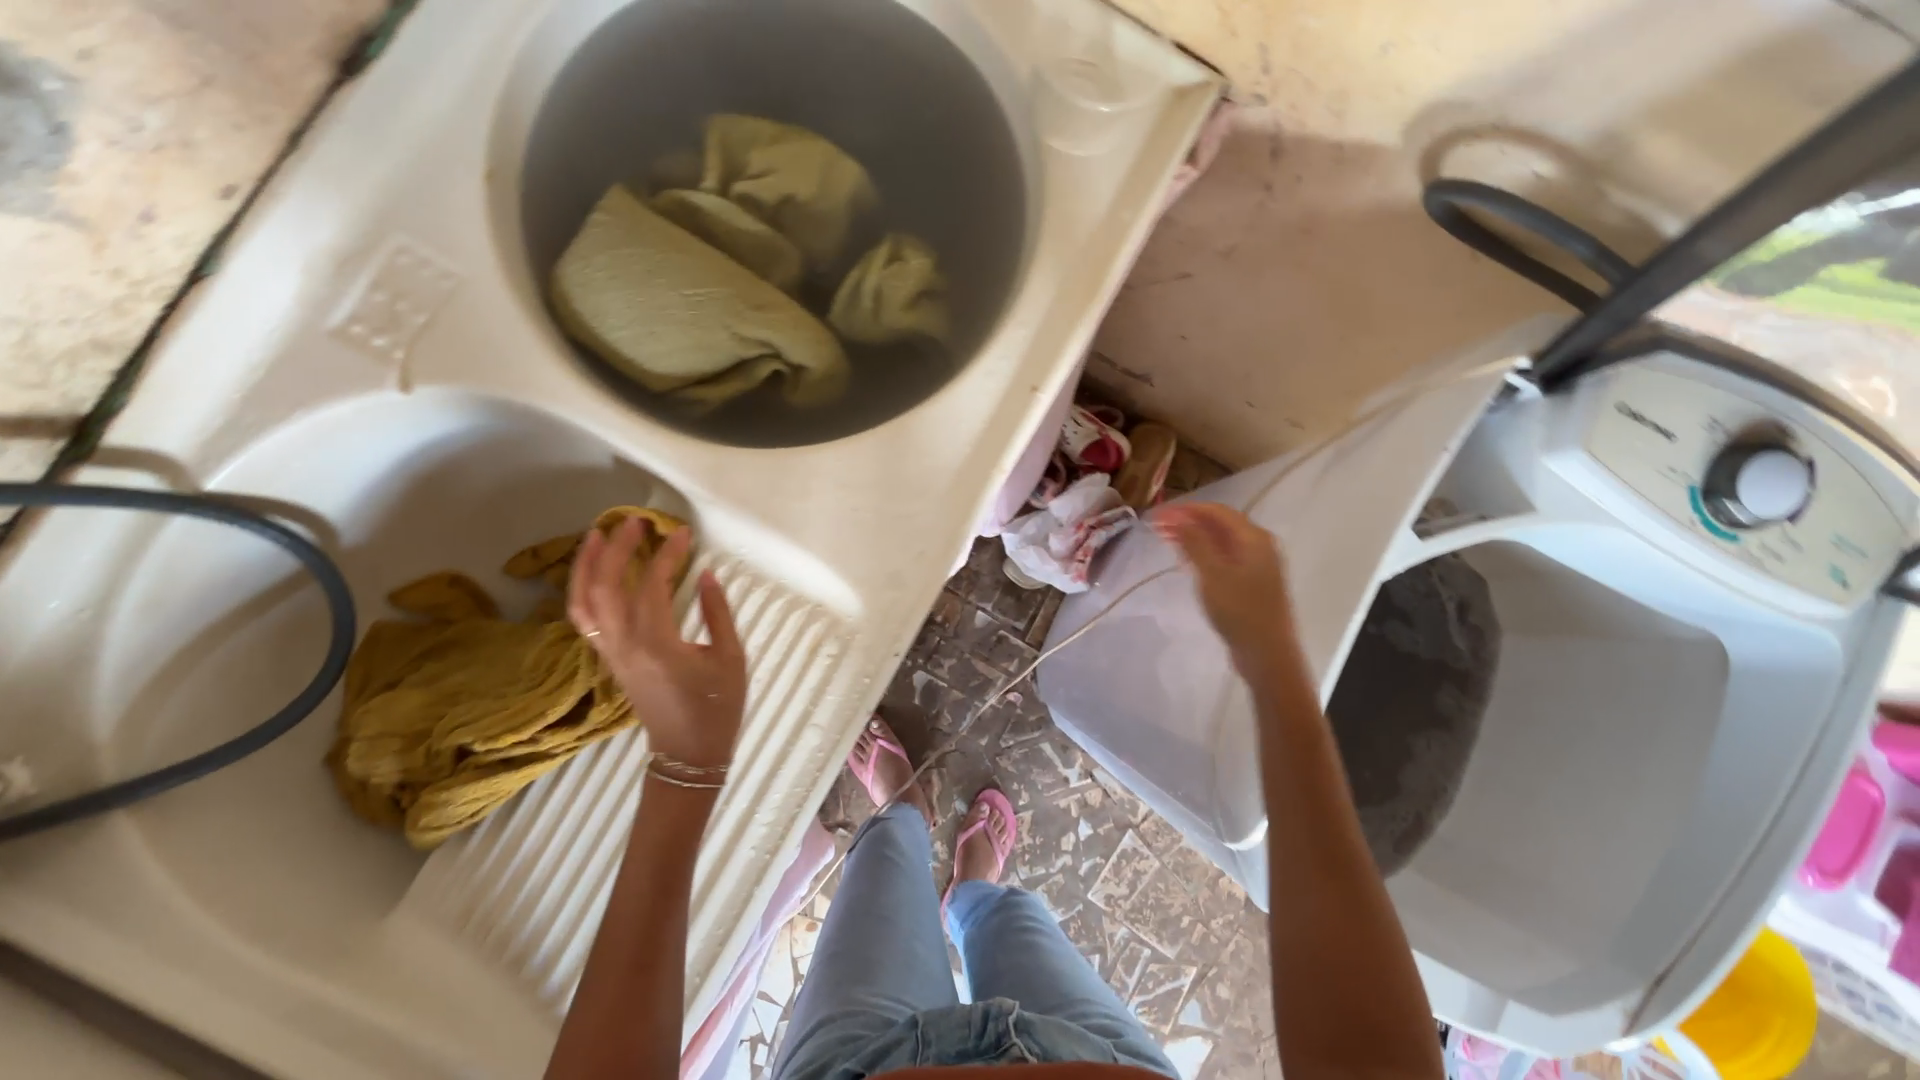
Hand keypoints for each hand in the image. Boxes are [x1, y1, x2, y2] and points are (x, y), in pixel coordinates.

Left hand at [568, 519, 746, 769]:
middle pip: (605, 586)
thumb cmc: (716, 708)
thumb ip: (717, 613)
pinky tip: (595, 572)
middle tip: (635, 522)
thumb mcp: (730, 659)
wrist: (688, 754)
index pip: (652, 586)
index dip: (667, 555)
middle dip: (617, 549)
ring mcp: (612, 654)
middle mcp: (625, 645)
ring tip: (597, 536)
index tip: (682, 533)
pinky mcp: (610, 660)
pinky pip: (585, 620)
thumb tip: (706, 574)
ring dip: (587, 566)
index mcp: (657, 644)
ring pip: (584, 603)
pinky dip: (583, 590)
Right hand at [1152, 503, 1293, 669]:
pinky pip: (1225, 558)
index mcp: (1253, 538)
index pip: (1216, 511)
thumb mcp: (1212, 574)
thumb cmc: (1239, 611)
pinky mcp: (1252, 582)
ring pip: (1222, 542)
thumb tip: (1178, 517)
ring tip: (1166, 541)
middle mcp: (1259, 545)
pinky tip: (1187, 562)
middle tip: (1156, 528)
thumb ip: (1195, 542)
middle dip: (1188, 522)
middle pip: (1220, 524)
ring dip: (1194, 538)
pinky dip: (1205, 554)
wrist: (1267, 653)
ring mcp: (1258, 564)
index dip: (1185, 509)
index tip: (1157, 515)